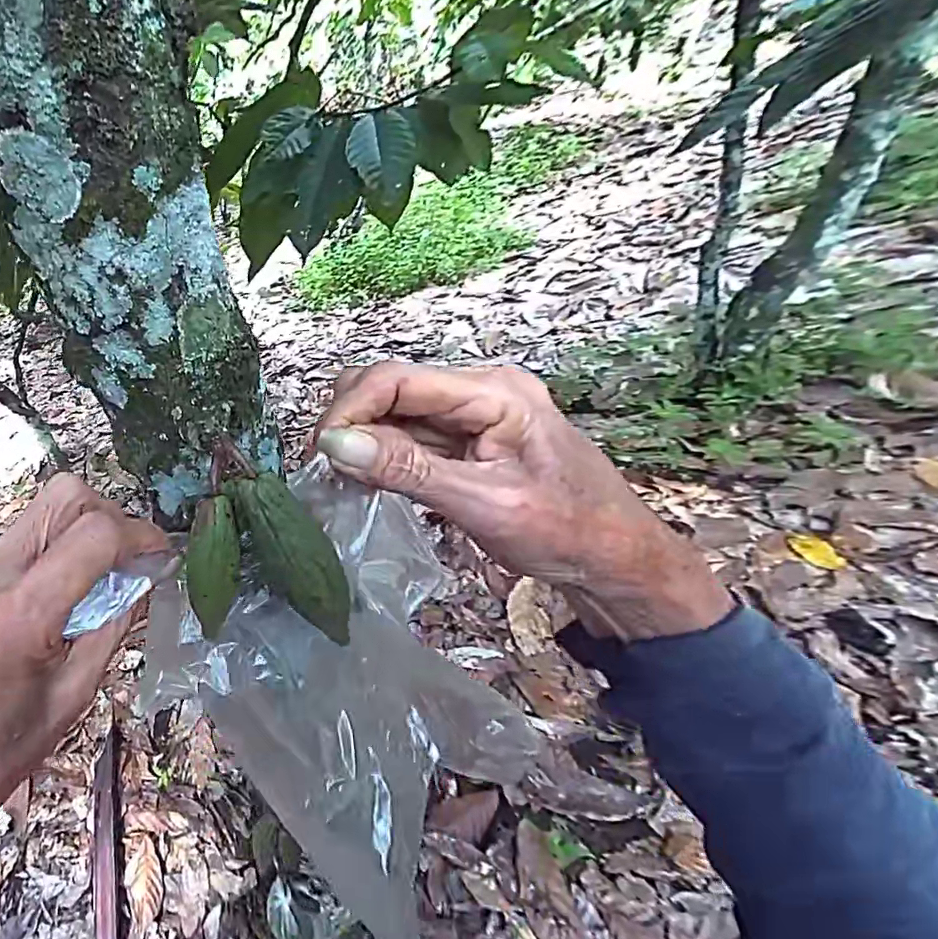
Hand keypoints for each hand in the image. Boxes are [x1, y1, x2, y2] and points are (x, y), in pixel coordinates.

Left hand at [0, 474, 165, 938]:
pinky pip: (22, 535)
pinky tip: (67, 587)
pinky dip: (58, 544)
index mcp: (17, 618)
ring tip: (104, 573)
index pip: (93, 536)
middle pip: (64, 496)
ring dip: (84, 527)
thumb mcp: (77, 691)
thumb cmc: (9, 751)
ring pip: (41, 508)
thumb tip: (147, 576)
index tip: (163, 556)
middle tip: (133, 559)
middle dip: (111, 516)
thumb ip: (115, 622)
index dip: (140, 536)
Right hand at [311, 362, 730, 640]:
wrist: (616, 560)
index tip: (321, 453)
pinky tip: (368, 482)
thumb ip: (408, 470)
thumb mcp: (483, 503)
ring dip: (360, 441)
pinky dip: (379, 456)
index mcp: (493, 392)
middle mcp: (478, 391)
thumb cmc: (567, 531)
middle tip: (329, 470)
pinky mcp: (462, 440)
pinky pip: (406, 436)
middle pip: (387, 386)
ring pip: (391, 412)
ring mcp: (470, 414)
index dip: (348, 409)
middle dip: (349, 422)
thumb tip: (337, 446)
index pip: (396, 378)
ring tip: (345, 481)